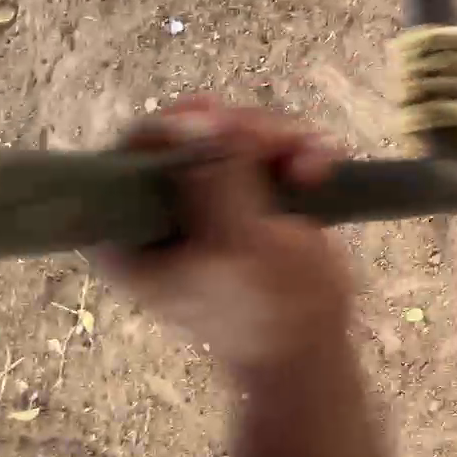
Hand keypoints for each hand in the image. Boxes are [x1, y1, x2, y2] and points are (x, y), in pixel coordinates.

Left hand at [107, 96, 353, 374]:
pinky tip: (324, 166)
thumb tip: (202, 119)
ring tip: (316, 163)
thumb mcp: (239, 242)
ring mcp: (219, 201)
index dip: (173, 126)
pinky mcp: (262, 199)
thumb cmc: (267, 308)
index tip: (216, 113)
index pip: (132, 154)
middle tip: (284, 142)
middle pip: (199, 136)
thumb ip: (217, 181)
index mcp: (133, 229)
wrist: (314, 343)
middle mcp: (171, 208)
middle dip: (248, 133)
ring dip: (286, 140)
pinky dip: (303, 152)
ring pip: (245, 139)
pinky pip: (279, 155)